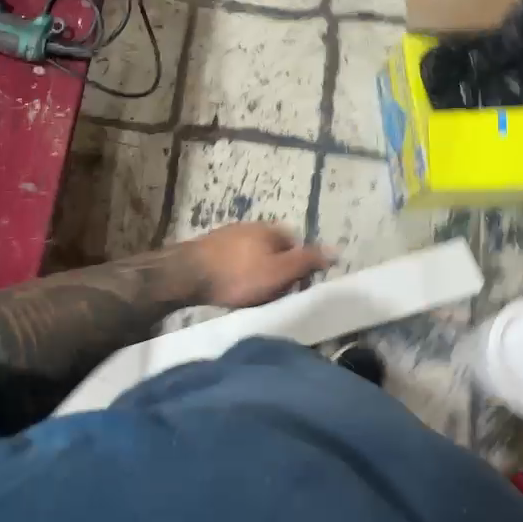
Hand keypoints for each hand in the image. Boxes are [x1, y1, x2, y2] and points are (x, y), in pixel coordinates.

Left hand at [184, 223, 329, 307]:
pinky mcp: (211, 248)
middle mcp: (250, 226)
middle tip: (271, 294)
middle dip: (276, 271)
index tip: (292, 288)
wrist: (186, 274)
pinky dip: (237, 274)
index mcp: (270, 229)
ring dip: (255, 274)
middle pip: (275, 251)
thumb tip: (335, 250)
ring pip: (253, 257)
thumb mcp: (279, 272)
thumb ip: (307, 261)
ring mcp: (229, 235)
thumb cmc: (238, 276)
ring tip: (249, 295)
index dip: (298, 267)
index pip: (296, 245)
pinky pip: (234, 262)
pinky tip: (230, 289)